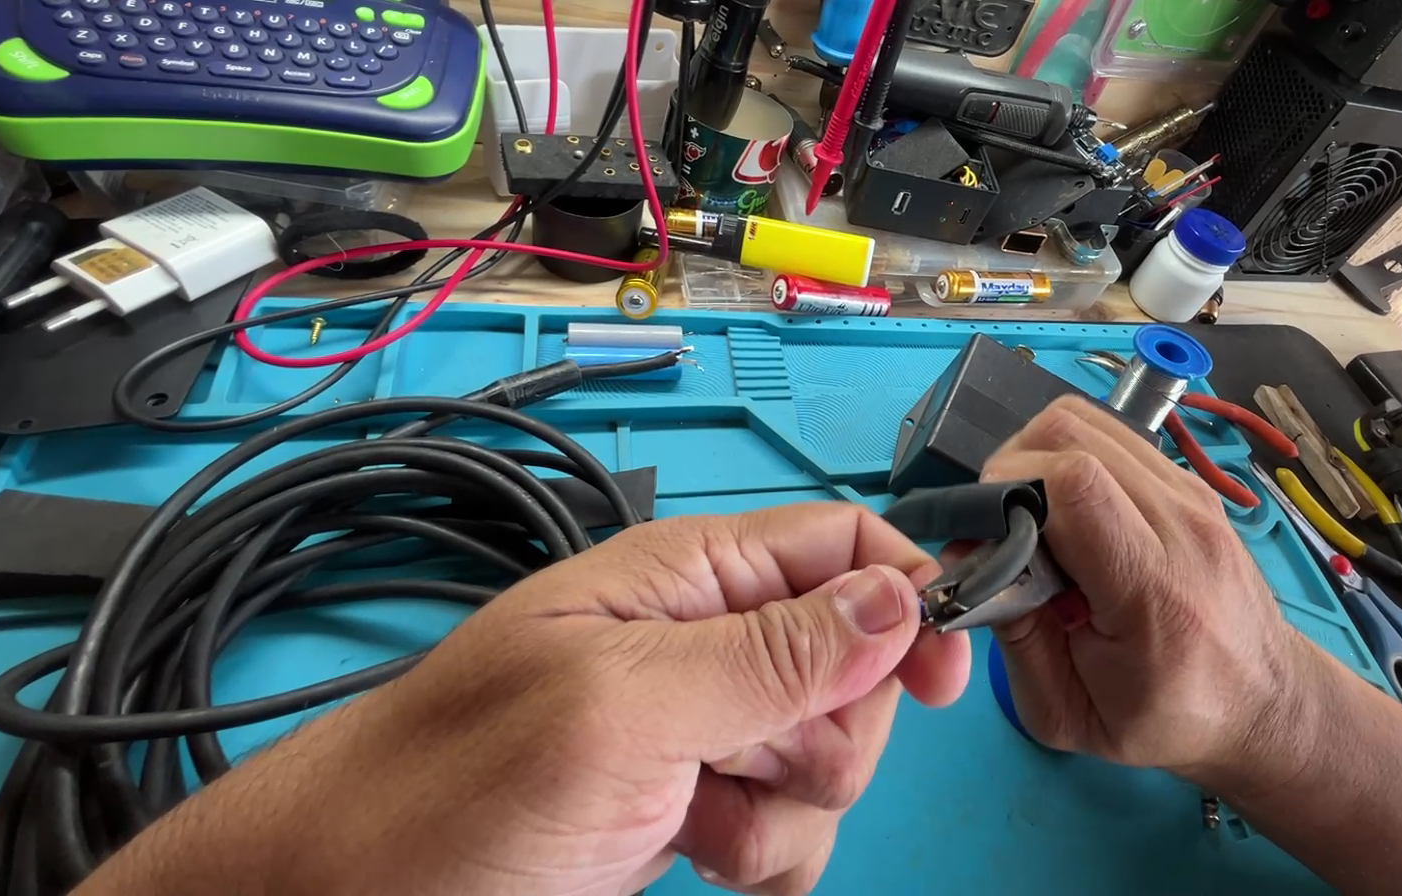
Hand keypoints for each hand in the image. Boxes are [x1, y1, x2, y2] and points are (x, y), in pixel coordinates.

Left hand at [88, 503, 968, 895]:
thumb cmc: (461, 791)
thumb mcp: (623, 710)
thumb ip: (768, 654)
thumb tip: (900, 597)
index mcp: (699, 575)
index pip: (842, 544)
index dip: (906, 591)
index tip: (940, 678)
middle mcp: (716, 635)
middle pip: (855, 653)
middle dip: (834, 721)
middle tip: (754, 757)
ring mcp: (712, 721)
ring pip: (832, 744)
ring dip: (795, 798)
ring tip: (704, 816)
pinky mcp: (706, 798)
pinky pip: (796, 818)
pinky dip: (770, 851)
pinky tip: (702, 856)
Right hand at [977, 396, 1323, 790]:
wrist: (1265, 706)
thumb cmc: (1164, 720)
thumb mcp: (1066, 713)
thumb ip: (1011, 633)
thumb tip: (968, 549)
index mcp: (1153, 591)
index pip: (1076, 483)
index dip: (1013, 486)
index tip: (991, 529)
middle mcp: (1181, 524)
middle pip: (1074, 435)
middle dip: (1015, 465)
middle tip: (1003, 519)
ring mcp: (1192, 493)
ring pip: (1088, 421)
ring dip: (1040, 454)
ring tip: (1033, 509)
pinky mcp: (1190, 481)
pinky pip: (1110, 434)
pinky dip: (1070, 453)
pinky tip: (1068, 505)